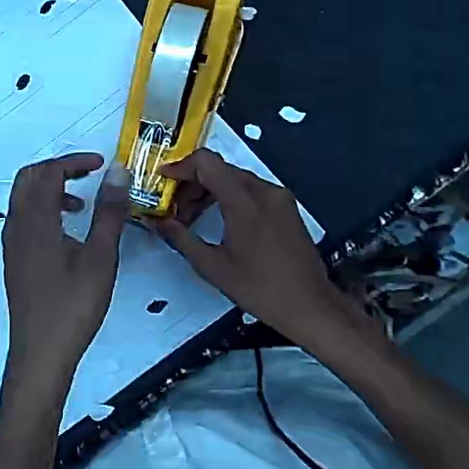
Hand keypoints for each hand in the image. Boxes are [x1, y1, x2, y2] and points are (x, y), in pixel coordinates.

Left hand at [0, 152, 130, 390]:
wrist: (41, 351)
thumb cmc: (73, 305)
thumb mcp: (100, 256)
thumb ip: (109, 211)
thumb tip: (116, 172)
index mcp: (35, 220)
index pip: (47, 171)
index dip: (73, 161)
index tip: (99, 163)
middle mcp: (16, 225)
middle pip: (29, 178)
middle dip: (58, 169)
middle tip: (88, 175)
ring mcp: (11, 243)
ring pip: (24, 198)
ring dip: (50, 190)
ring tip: (82, 205)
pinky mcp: (14, 258)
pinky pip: (23, 218)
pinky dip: (43, 209)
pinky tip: (67, 232)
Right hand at [154, 148, 382, 357]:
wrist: (310, 306)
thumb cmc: (259, 289)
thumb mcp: (212, 266)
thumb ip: (181, 238)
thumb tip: (158, 222)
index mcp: (244, 202)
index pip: (206, 163)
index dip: (180, 166)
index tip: (163, 180)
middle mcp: (264, 191)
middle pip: (219, 169)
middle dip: (191, 183)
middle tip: (175, 208)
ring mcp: (278, 197)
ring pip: (234, 178)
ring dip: (209, 190)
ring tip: (193, 217)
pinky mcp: (286, 206)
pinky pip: (250, 189)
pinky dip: (229, 197)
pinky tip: (219, 220)